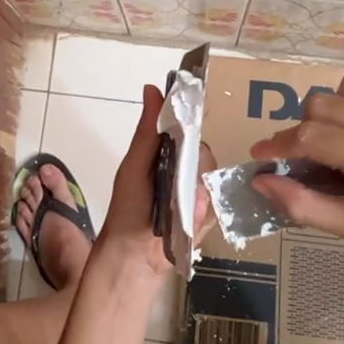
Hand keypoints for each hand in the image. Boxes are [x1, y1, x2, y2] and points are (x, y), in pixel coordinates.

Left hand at [96, 84, 213, 280]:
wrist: (134, 255)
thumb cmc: (128, 207)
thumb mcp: (135, 166)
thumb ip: (147, 131)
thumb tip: (152, 87)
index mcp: (163, 151)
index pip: (186, 126)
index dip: (195, 118)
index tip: (203, 110)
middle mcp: (181, 167)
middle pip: (204, 152)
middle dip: (197, 164)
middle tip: (183, 180)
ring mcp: (194, 191)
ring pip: (211, 178)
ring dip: (198, 192)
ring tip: (182, 207)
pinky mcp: (204, 213)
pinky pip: (215, 203)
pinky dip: (202, 211)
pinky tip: (189, 220)